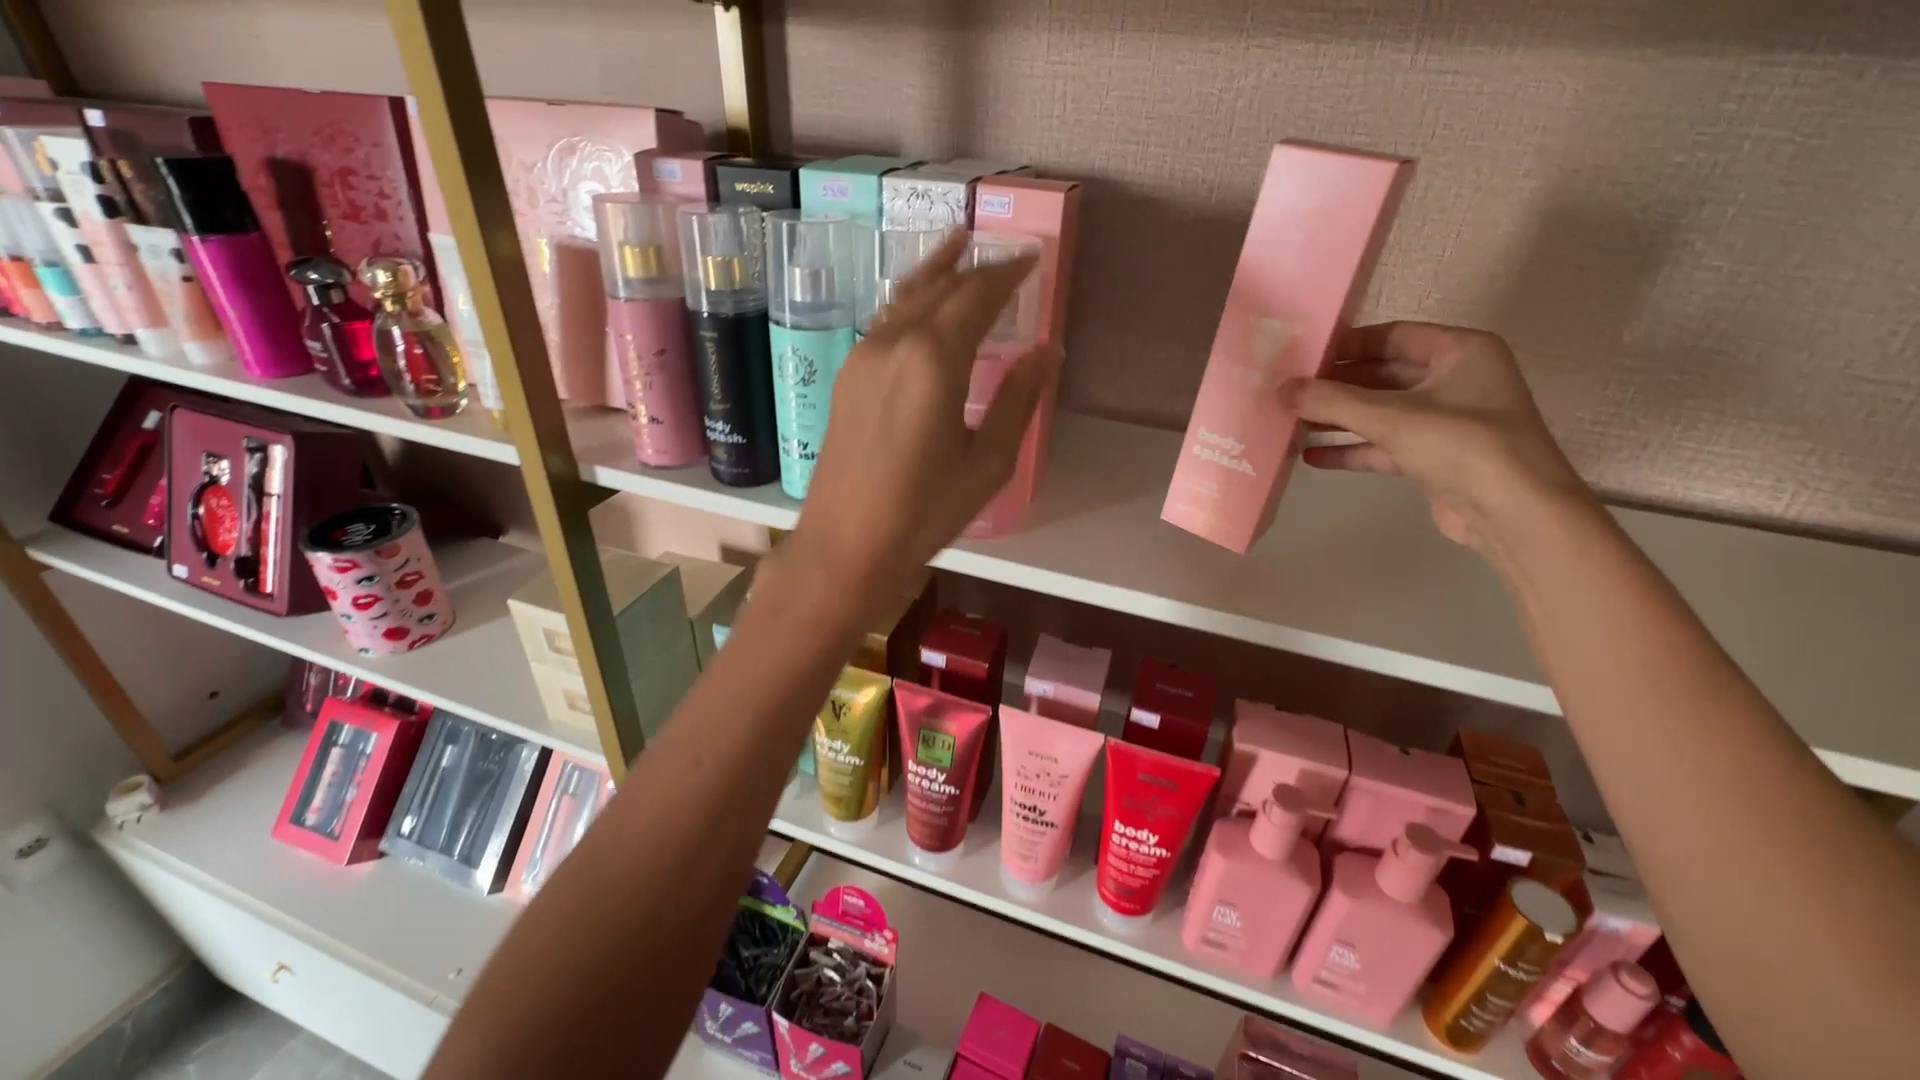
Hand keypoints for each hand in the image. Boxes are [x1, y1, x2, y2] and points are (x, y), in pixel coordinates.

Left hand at [784, 231, 1057, 616]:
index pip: (976, 296)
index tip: (1033, 257)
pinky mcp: (848, 376)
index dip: (1007, 273)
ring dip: (938, 271)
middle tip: (1008, 256)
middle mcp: (893, 343)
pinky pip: (887, 320)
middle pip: (940, 288)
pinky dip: (912, 299)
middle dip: (977, 268)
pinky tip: (922, 302)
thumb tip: (1047, 350)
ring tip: (960, 243)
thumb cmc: (924, 512)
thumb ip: (1018, 399)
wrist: (846, 545)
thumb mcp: (988, 463)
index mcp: (932, 359)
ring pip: (906, 297)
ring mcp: (864, 356)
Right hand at [1281, 322, 1593, 554]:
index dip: (1347, 344)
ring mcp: (1446, 421)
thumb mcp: (1393, 417)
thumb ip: (1333, 401)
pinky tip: (1313, 457)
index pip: (1393, 335)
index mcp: (1461, 351)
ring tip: (1291, 422)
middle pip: (1383, 375)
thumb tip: (1281, 389)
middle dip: (1336, 386)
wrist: (1514, 512)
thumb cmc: (1462, 445)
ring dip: (1339, 419)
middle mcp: (1456, 379)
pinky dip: (1353, 450)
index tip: (1302, 354)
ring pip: (1382, 412)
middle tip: (1287, 391)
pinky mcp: (1435, 458)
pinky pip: (1386, 445)